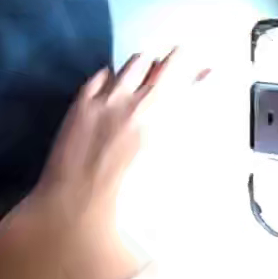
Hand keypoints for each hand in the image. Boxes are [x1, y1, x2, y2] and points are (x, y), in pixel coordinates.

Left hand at [0, 50, 205, 278]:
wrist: (69, 218)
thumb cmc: (125, 214)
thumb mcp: (170, 194)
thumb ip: (187, 169)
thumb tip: (208, 165)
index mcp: (157, 119)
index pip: (181, 74)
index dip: (194, 67)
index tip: (206, 68)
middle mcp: (130, 101)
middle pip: (155, 62)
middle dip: (171, 61)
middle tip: (179, 66)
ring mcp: (101, 101)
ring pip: (128, 65)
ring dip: (143, 67)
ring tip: (149, 75)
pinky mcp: (78, 108)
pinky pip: (100, 77)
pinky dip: (112, 78)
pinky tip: (114, 88)